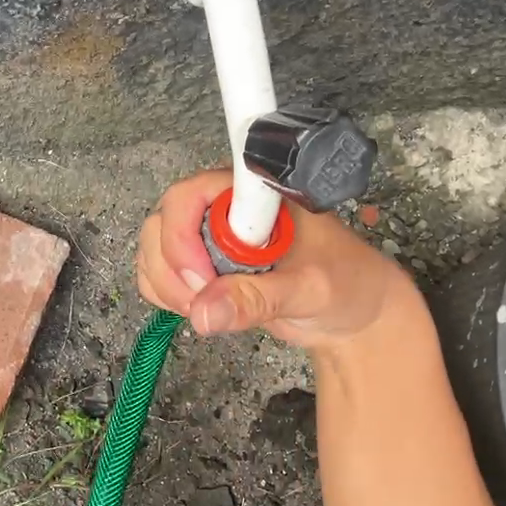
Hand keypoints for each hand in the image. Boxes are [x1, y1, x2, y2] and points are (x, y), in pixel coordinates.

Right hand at [135, 169, 419, 350]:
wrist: (351, 308)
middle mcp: (220, 206)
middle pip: (161, 224)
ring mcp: (205, 234)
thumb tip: (204, 313)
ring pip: (153, 250)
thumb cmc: (344, 281)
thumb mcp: (308, 289)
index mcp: (250, 192)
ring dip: (169, 287)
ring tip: (212, 310)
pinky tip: (203, 309)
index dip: (182, 237)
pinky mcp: (199, 261)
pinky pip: (157, 273)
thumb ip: (257, 298)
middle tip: (207, 300)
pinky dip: (167, 296)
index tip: (204, 280)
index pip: (188, 195)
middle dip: (175, 270)